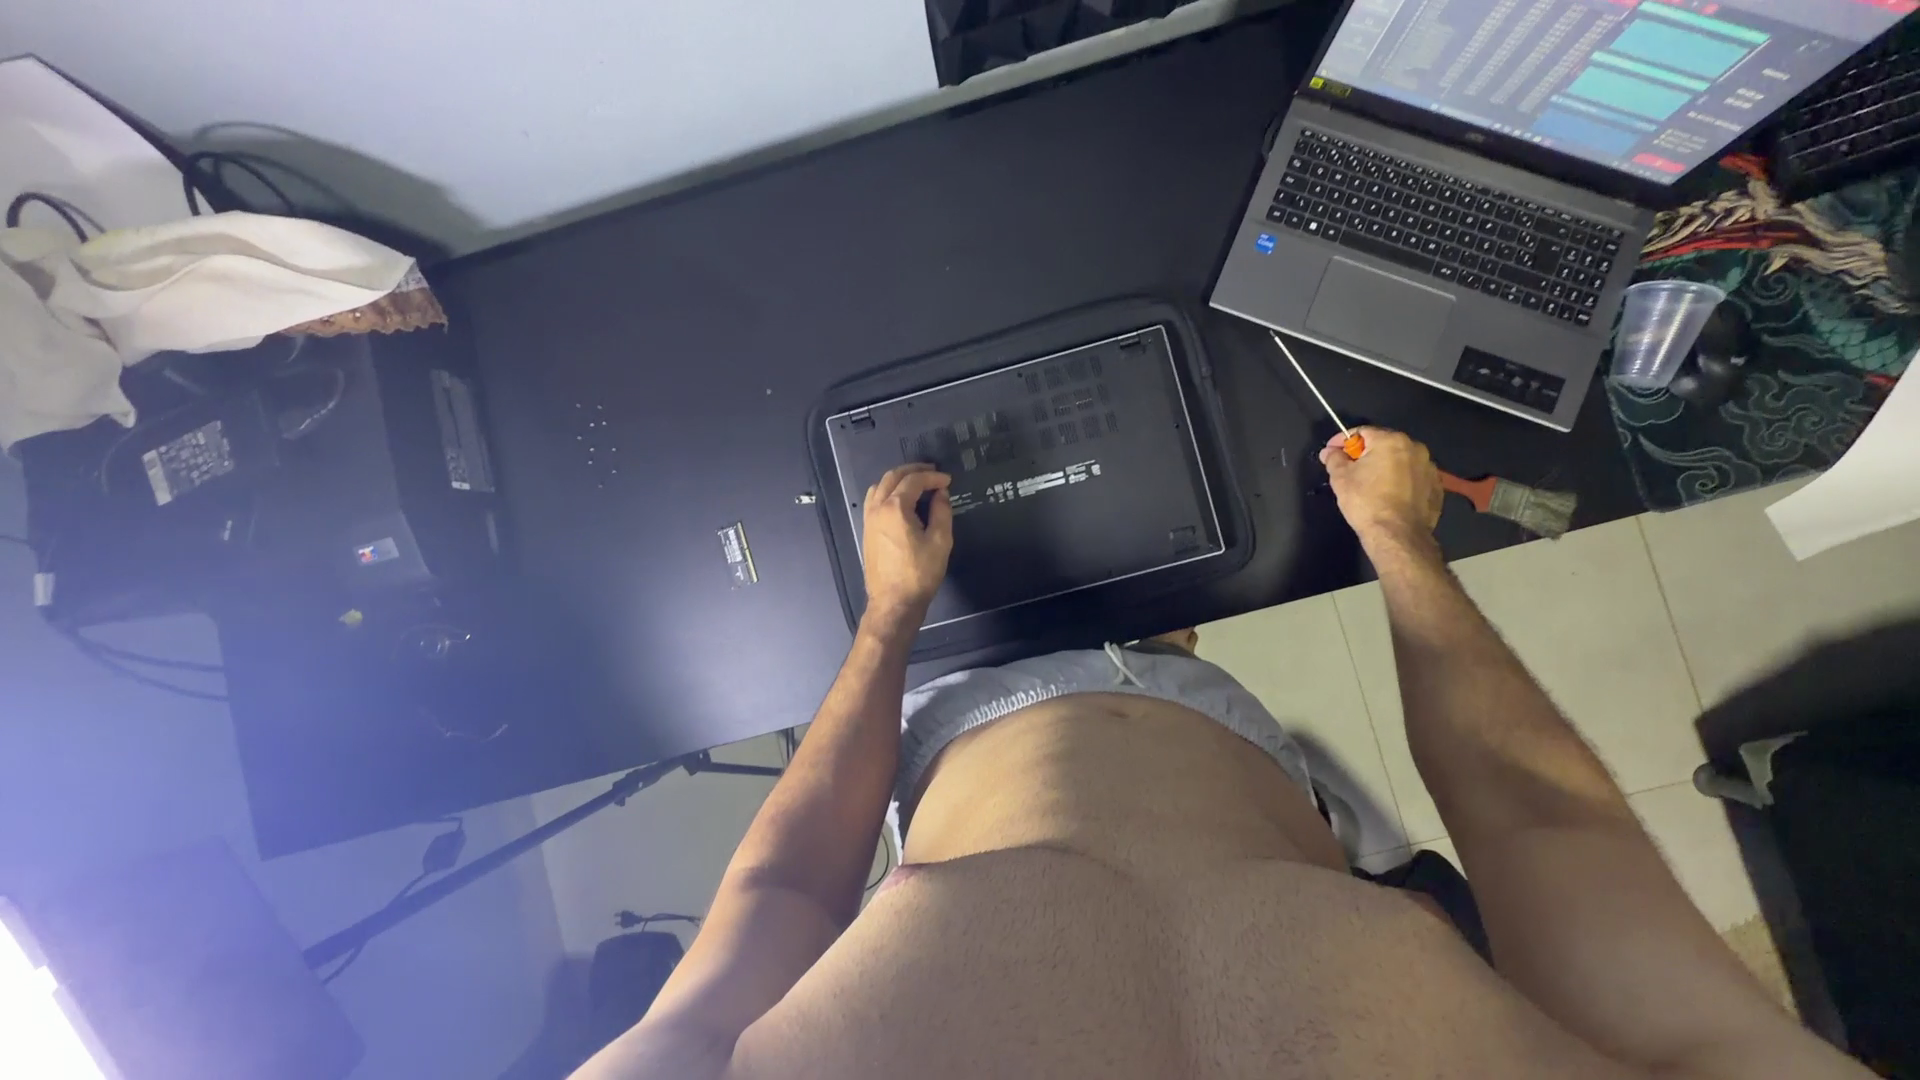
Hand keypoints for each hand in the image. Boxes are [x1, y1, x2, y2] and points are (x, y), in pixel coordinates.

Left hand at [861, 464, 953, 623]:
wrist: (894, 602)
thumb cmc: (919, 573)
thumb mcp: (940, 542)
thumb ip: (942, 512)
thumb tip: (941, 494)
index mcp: (895, 508)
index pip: (914, 481)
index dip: (932, 477)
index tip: (948, 480)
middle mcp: (877, 508)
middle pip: (892, 477)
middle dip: (913, 471)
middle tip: (932, 473)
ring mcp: (868, 519)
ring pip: (879, 486)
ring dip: (898, 479)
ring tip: (917, 483)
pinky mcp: (867, 530)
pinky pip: (874, 500)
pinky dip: (887, 491)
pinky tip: (900, 500)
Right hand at [1320, 427, 1443, 548]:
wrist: (1397, 534)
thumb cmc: (1365, 501)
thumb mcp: (1340, 478)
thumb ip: (1334, 459)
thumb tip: (1329, 451)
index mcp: (1391, 441)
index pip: (1362, 432)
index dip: (1342, 440)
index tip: (1331, 451)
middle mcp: (1415, 448)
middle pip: (1384, 444)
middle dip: (1366, 453)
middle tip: (1350, 469)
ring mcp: (1429, 468)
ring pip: (1401, 460)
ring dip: (1385, 466)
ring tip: (1371, 484)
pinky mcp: (1436, 487)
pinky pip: (1414, 477)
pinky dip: (1401, 481)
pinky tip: (1390, 496)